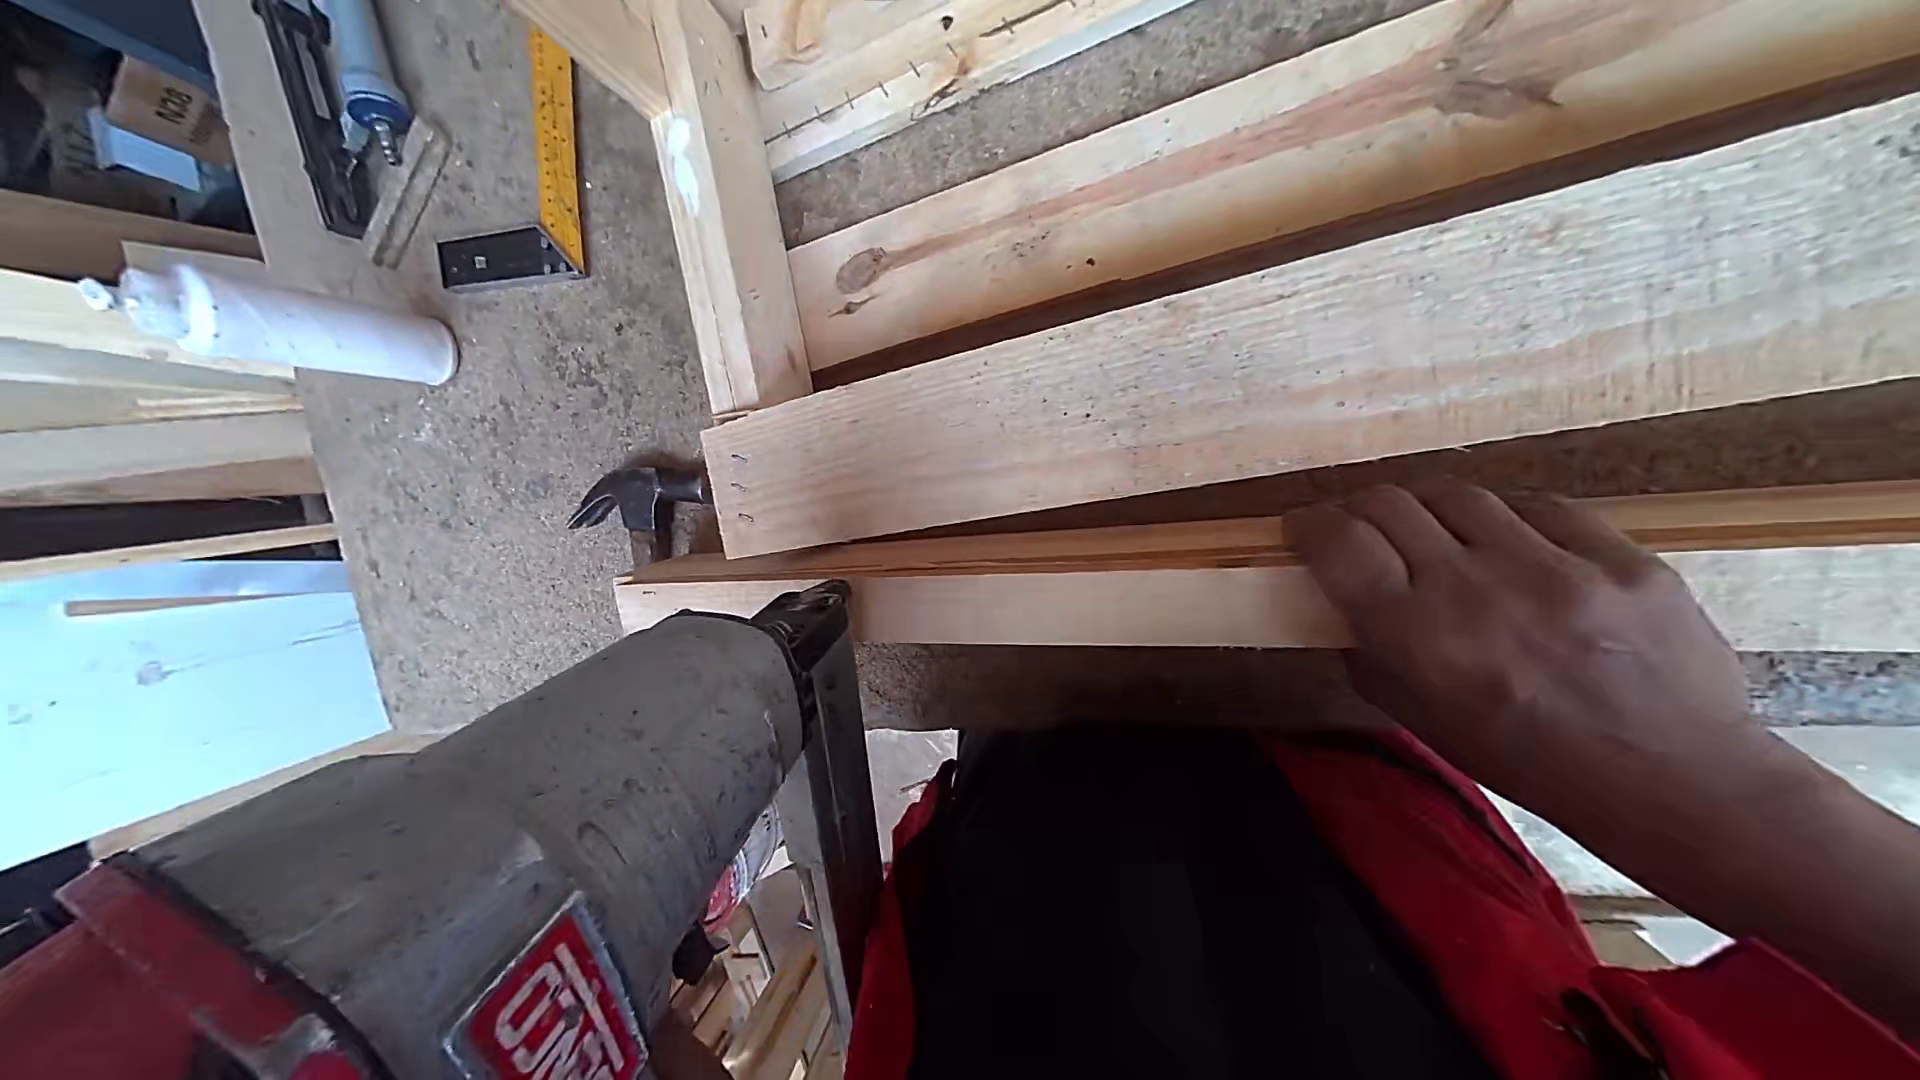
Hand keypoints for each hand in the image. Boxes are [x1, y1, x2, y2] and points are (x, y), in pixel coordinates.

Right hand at [1283, 479, 1773, 824]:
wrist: (1670, 779)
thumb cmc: (1517, 754)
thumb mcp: (1412, 712)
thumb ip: (1367, 646)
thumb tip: (1344, 597)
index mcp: (1415, 636)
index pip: (1340, 543)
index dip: (1309, 522)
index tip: (1303, 525)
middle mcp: (1474, 590)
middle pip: (1388, 502)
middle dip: (1356, 506)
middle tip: (1357, 523)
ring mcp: (1554, 569)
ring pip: (1456, 493)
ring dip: (1423, 504)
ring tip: (1427, 526)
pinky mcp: (1621, 558)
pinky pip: (1535, 506)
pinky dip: (1498, 514)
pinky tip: (1500, 536)